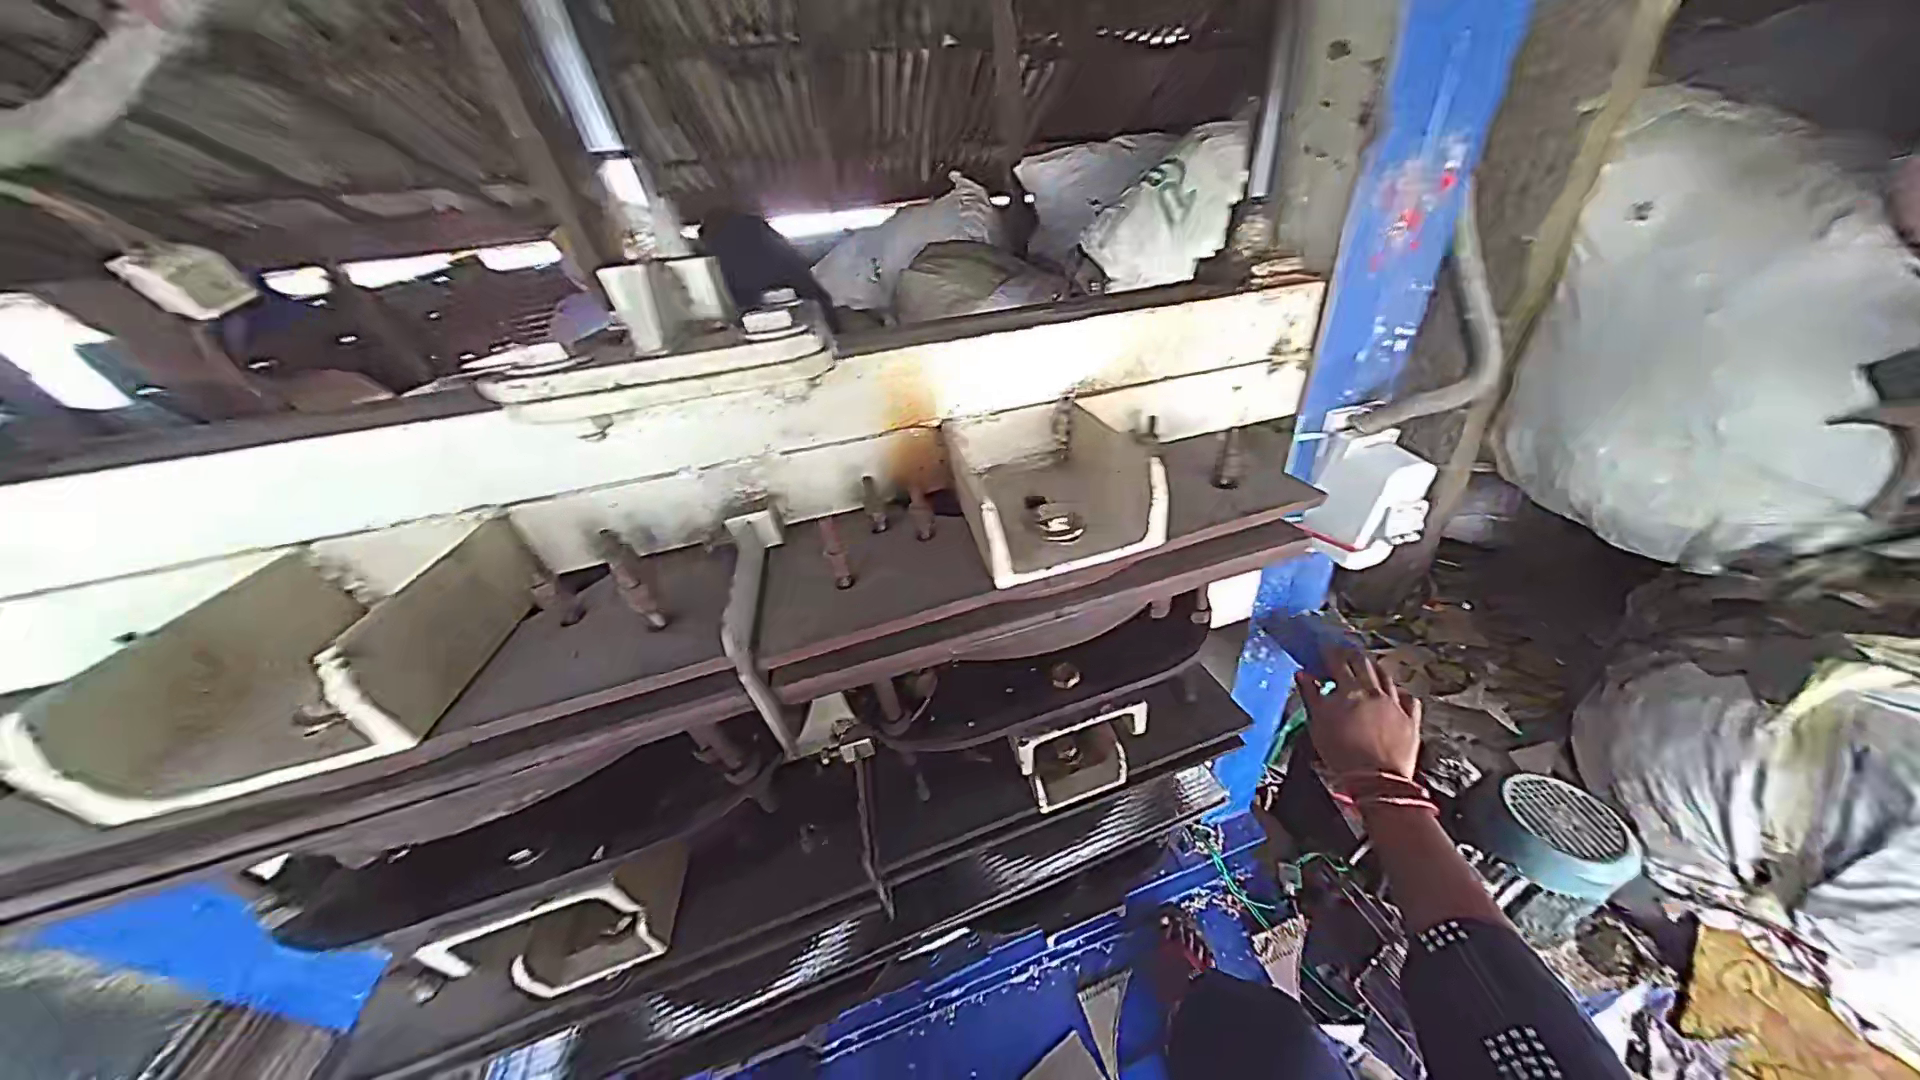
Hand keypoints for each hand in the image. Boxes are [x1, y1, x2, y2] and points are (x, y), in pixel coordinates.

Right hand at [1292, 647, 1421, 778]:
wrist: (1376, 780)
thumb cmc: (1342, 752)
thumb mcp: (1318, 722)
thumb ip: (1311, 695)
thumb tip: (1303, 676)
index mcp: (1350, 691)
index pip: (1338, 662)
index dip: (1330, 652)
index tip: (1324, 647)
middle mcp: (1375, 692)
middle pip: (1364, 664)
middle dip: (1352, 655)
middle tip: (1344, 652)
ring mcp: (1395, 705)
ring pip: (1386, 677)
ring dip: (1374, 668)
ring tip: (1367, 666)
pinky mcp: (1411, 720)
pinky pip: (1408, 698)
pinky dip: (1398, 691)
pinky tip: (1394, 692)